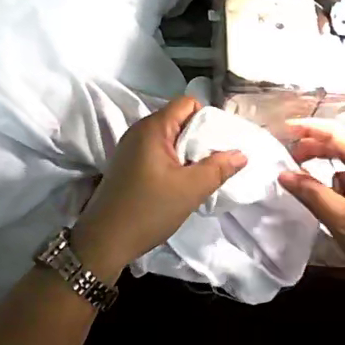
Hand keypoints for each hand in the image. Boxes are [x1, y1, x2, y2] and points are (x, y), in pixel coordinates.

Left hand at [73, 95, 246, 281]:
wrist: (103, 241)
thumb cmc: (148, 210)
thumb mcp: (190, 190)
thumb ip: (218, 168)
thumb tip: (241, 154)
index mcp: (152, 128)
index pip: (187, 103)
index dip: (208, 118)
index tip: (219, 144)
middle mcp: (139, 131)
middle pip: (179, 120)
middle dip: (201, 137)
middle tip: (216, 161)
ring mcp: (131, 149)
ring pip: (170, 139)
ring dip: (188, 153)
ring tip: (202, 174)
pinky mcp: (128, 165)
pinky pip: (159, 153)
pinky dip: (174, 163)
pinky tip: (181, 184)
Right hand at [278, 121, 344, 304]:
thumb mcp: (342, 221)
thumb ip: (311, 194)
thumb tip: (285, 174)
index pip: (338, 135)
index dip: (309, 129)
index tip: (284, 129)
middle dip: (317, 151)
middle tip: (291, 162)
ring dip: (333, 177)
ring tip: (323, 204)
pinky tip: (343, 212)